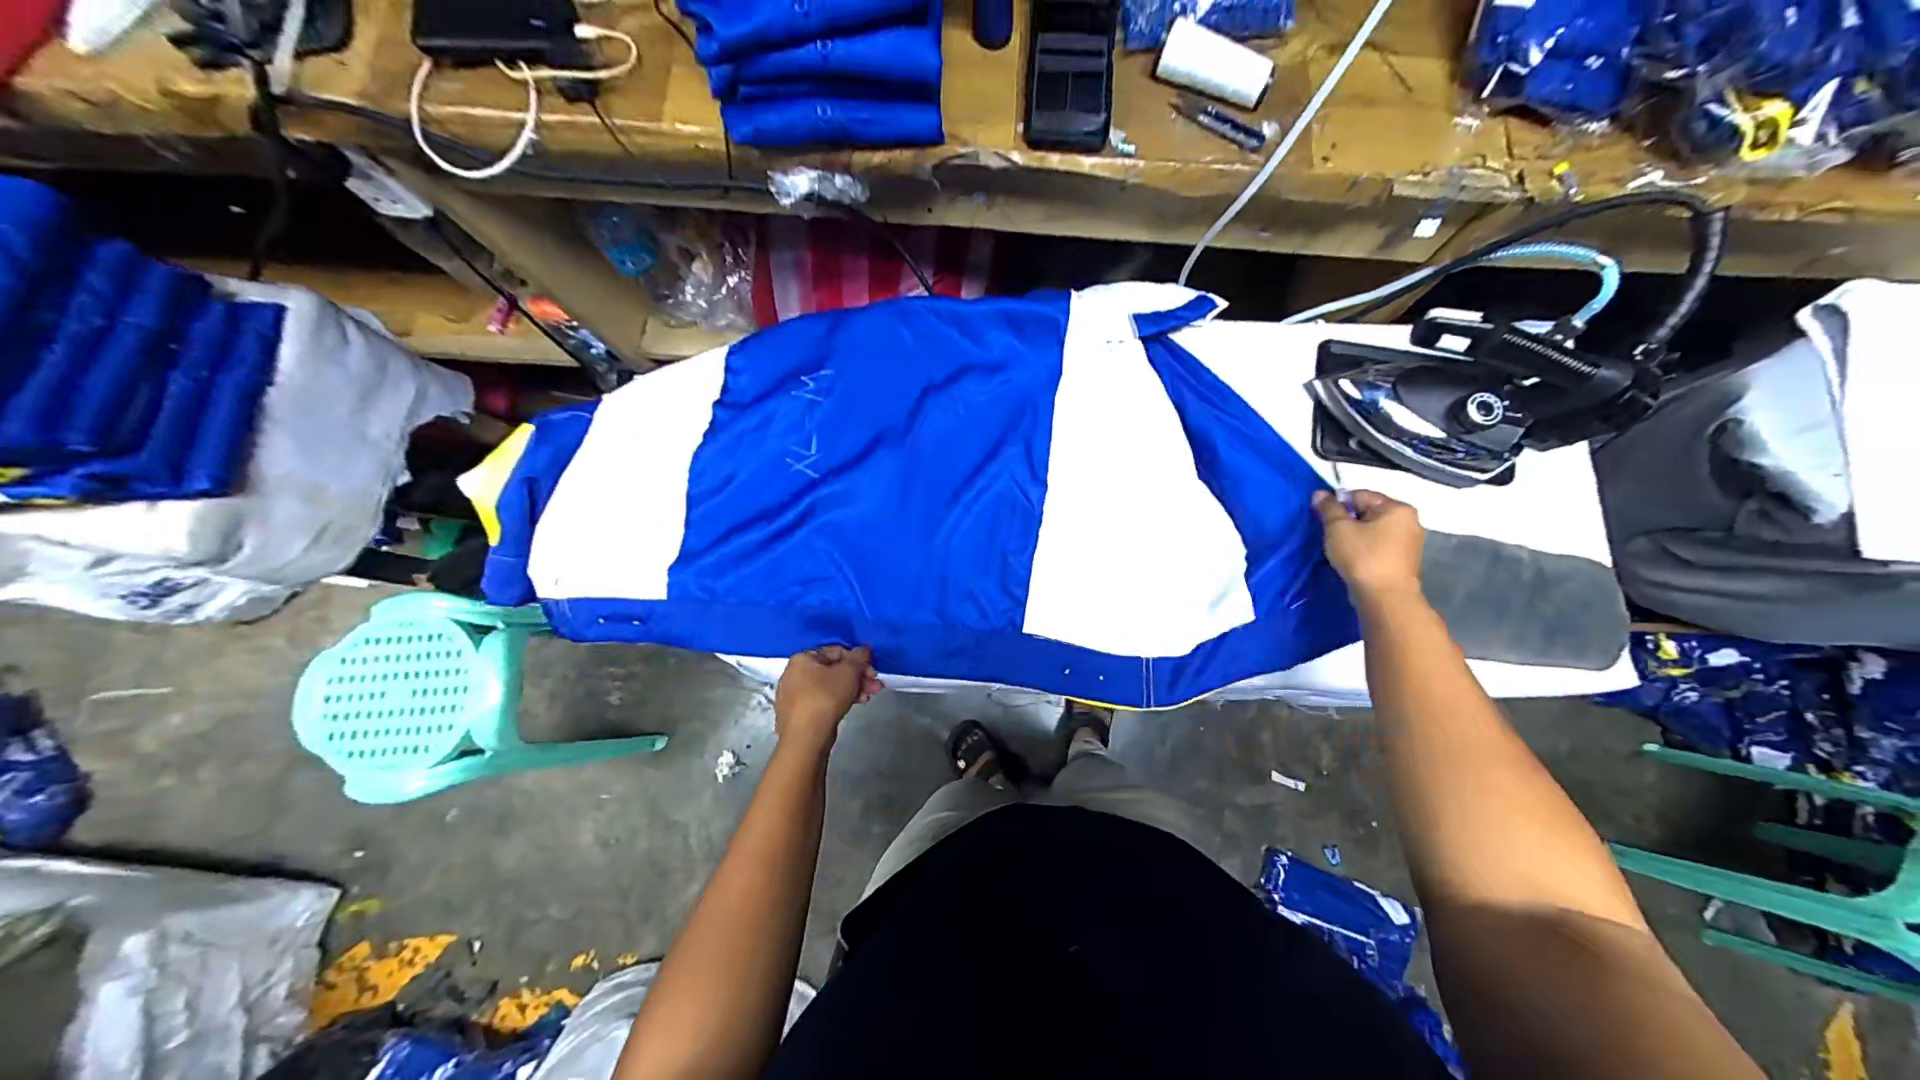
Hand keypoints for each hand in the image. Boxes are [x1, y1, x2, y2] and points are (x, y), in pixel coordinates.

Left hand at [773, 645, 881, 753]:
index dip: (858, 659)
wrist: (805, 738)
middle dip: (858, 677)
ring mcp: (794, 695)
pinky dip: (839, 699)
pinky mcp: (799, 714)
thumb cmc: (825, 698)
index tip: (873, 671)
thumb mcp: (848, 673)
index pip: (836, 651)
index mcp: (802, 659)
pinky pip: (823, 700)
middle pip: (833, 670)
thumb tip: (863, 649)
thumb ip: (859, 657)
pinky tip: (855, 705)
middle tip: (875, 686)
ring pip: (830, 686)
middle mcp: (794, 674)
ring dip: (853, 688)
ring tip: (869, 697)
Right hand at [1312, 489, 1424, 604]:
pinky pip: (1378, 547)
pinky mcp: (1404, 561)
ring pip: (1373, 531)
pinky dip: (1364, 550)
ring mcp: (1409, 543)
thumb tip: (1319, 493)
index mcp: (1398, 508)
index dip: (1338, 505)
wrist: (1385, 598)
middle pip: (1368, 513)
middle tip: (1330, 536)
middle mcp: (1409, 522)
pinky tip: (1352, 561)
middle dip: (1347, 522)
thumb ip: (1328, 508)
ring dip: (1355, 537)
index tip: (1324, 521)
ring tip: (1339, 550)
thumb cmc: (1363, 557)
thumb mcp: (1338, 529)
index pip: (1360, 495)